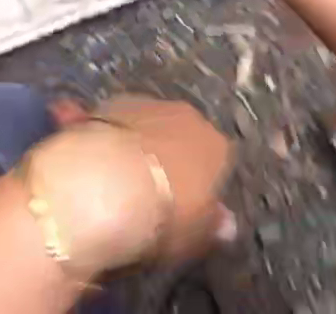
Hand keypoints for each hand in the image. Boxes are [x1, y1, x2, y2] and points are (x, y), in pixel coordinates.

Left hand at [95, 96, 235, 264]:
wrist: (109, 177)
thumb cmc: (164, 213)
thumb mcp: (196, 236)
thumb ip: (213, 226)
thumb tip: (226, 223)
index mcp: (216, 146)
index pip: (221, 158)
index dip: (208, 180)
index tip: (195, 201)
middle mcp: (188, 116)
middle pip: (188, 134)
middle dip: (178, 155)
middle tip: (162, 187)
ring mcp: (152, 103)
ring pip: (156, 123)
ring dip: (148, 141)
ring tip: (129, 173)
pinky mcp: (117, 100)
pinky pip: (127, 119)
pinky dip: (122, 134)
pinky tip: (108, 156)